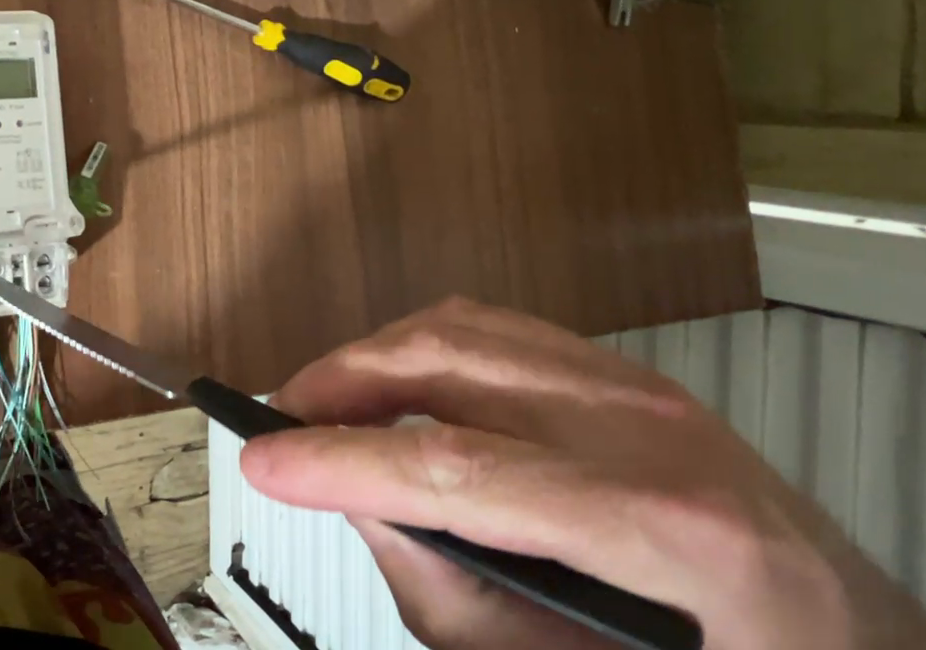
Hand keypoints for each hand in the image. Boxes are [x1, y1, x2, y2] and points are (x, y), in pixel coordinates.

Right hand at [239, 299, 925, 649]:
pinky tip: (394, 388)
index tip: (261, 462)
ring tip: (328, 406)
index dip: (340, 460)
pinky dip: (418, 348)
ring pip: (458, 329)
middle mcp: (652, 429)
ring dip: (372, 359)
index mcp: (665, 526)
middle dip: (341, 385)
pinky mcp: (622, 372)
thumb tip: (357, 500)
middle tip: (286, 426)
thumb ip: (446, 596)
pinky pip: (491, 329)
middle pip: (447, 365)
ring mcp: (641, 385)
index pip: (455, 468)